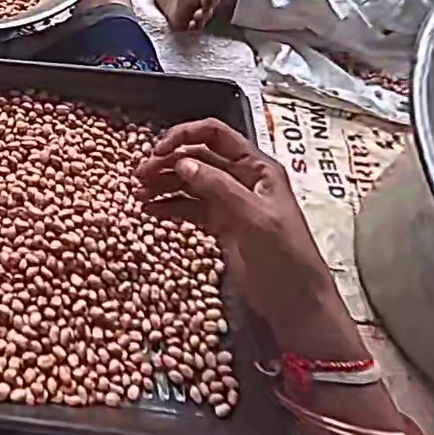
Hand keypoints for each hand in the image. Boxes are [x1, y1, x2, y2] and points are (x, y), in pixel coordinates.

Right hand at [133, 118, 345, 327]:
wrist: (295, 300)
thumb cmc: (285, 254)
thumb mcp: (254, 216)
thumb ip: (218, 187)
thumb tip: (181, 162)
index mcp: (256, 167)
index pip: (215, 135)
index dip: (184, 136)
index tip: (157, 150)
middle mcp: (240, 178)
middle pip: (196, 157)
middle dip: (166, 162)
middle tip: (139, 175)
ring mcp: (228, 201)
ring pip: (188, 182)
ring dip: (162, 184)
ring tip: (139, 194)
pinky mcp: (218, 223)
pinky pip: (187, 207)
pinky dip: (168, 206)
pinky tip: (150, 211)